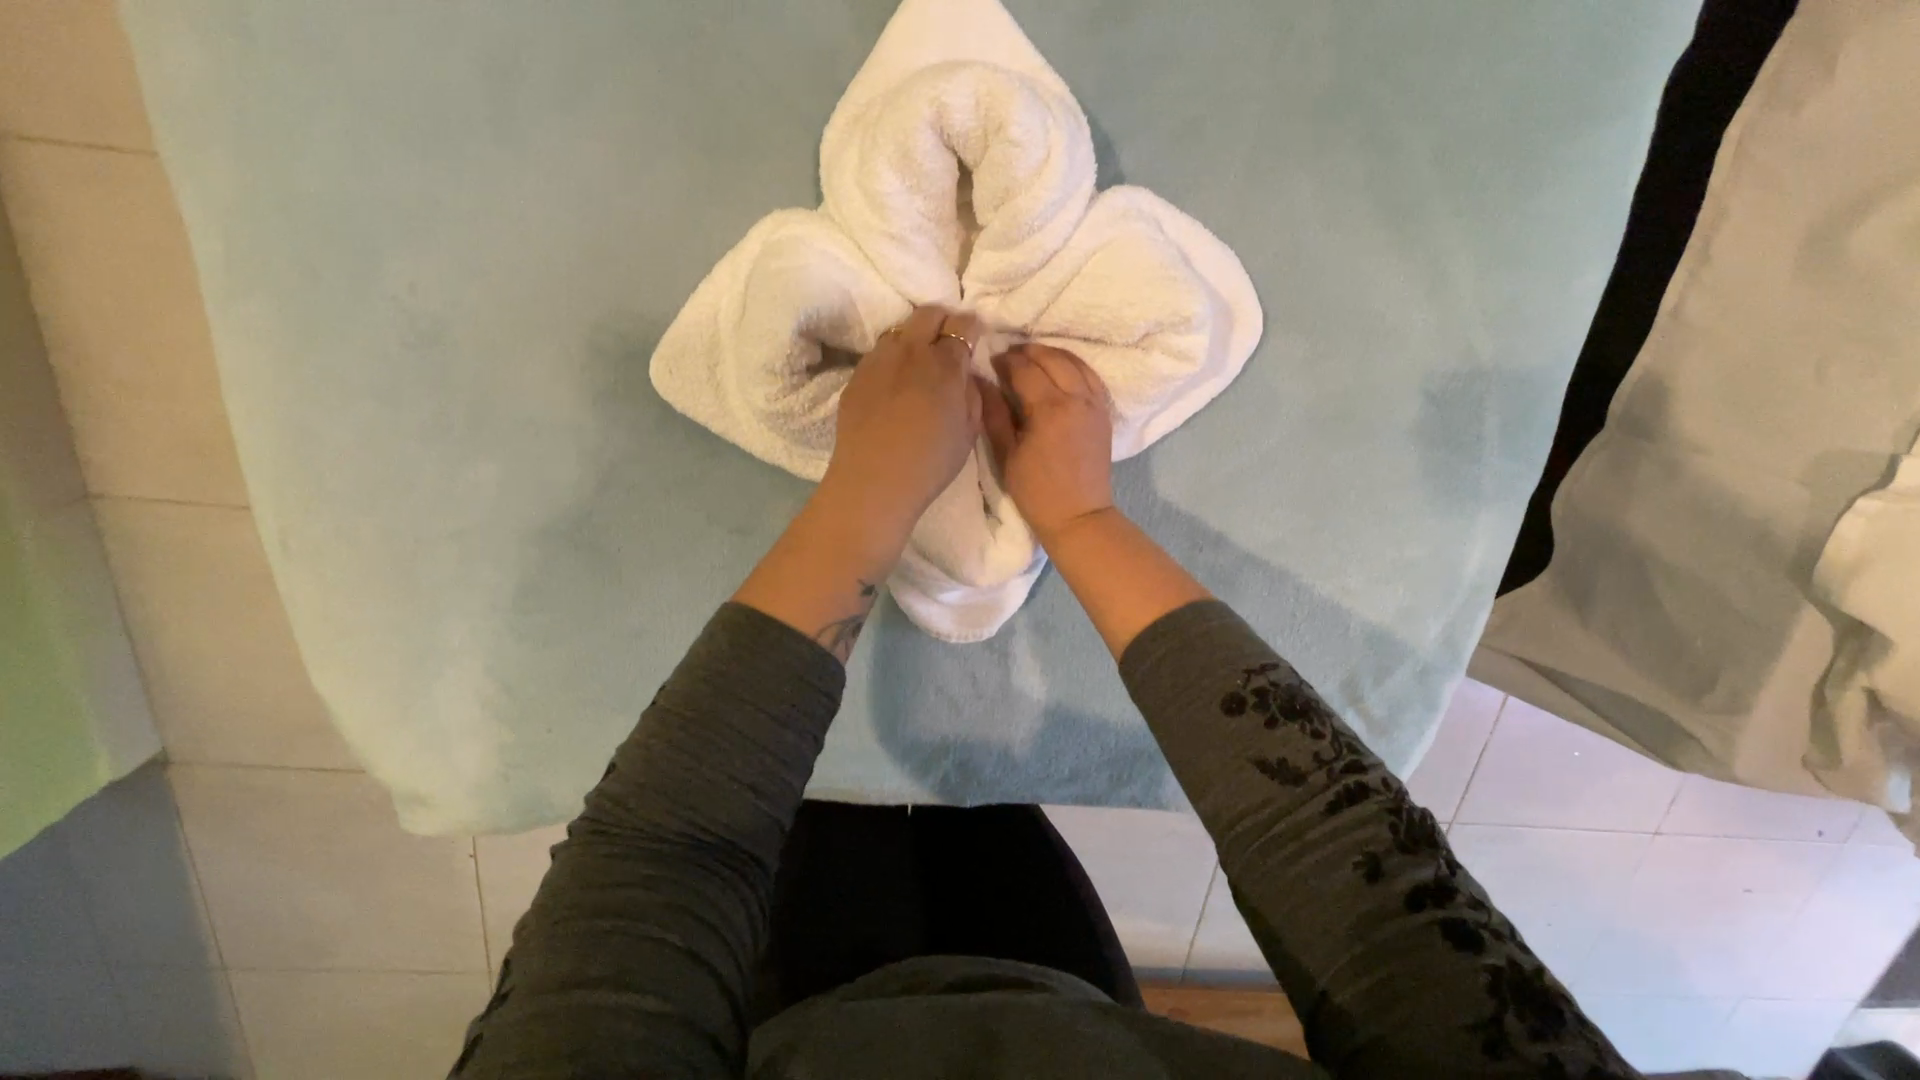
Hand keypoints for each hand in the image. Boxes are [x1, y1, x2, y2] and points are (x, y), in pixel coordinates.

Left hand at [823, 305, 984, 530]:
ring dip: (913, 337)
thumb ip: (971, 394)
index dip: (972, 327)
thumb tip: (965, 375)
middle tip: (947, 340)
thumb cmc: (930, 462)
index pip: (962, 325)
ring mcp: (878, 360)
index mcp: (944, 364)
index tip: (974, 337)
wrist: (873, 481)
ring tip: (917, 360)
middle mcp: (910, 351)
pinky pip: (878, 353)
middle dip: (942, 319)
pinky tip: (893, 382)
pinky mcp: (856, 375)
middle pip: (927, 313)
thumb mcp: (969, 431)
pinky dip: (891, 358)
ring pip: (899, 330)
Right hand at [982, 343, 1115, 545]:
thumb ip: (994, 414)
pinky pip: (1091, 377)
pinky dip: (1074, 366)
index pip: (1025, 369)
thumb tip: (981, 382)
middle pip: (1052, 358)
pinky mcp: (1104, 413)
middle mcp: (1076, 399)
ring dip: (1052, 354)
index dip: (1006, 361)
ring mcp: (1095, 404)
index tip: (992, 362)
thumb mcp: (1007, 455)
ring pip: (1075, 362)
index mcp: (1049, 409)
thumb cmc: (1036, 492)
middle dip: (1029, 352)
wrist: (1079, 516)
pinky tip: (1060, 370)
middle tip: (1010, 356)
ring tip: (1033, 358)